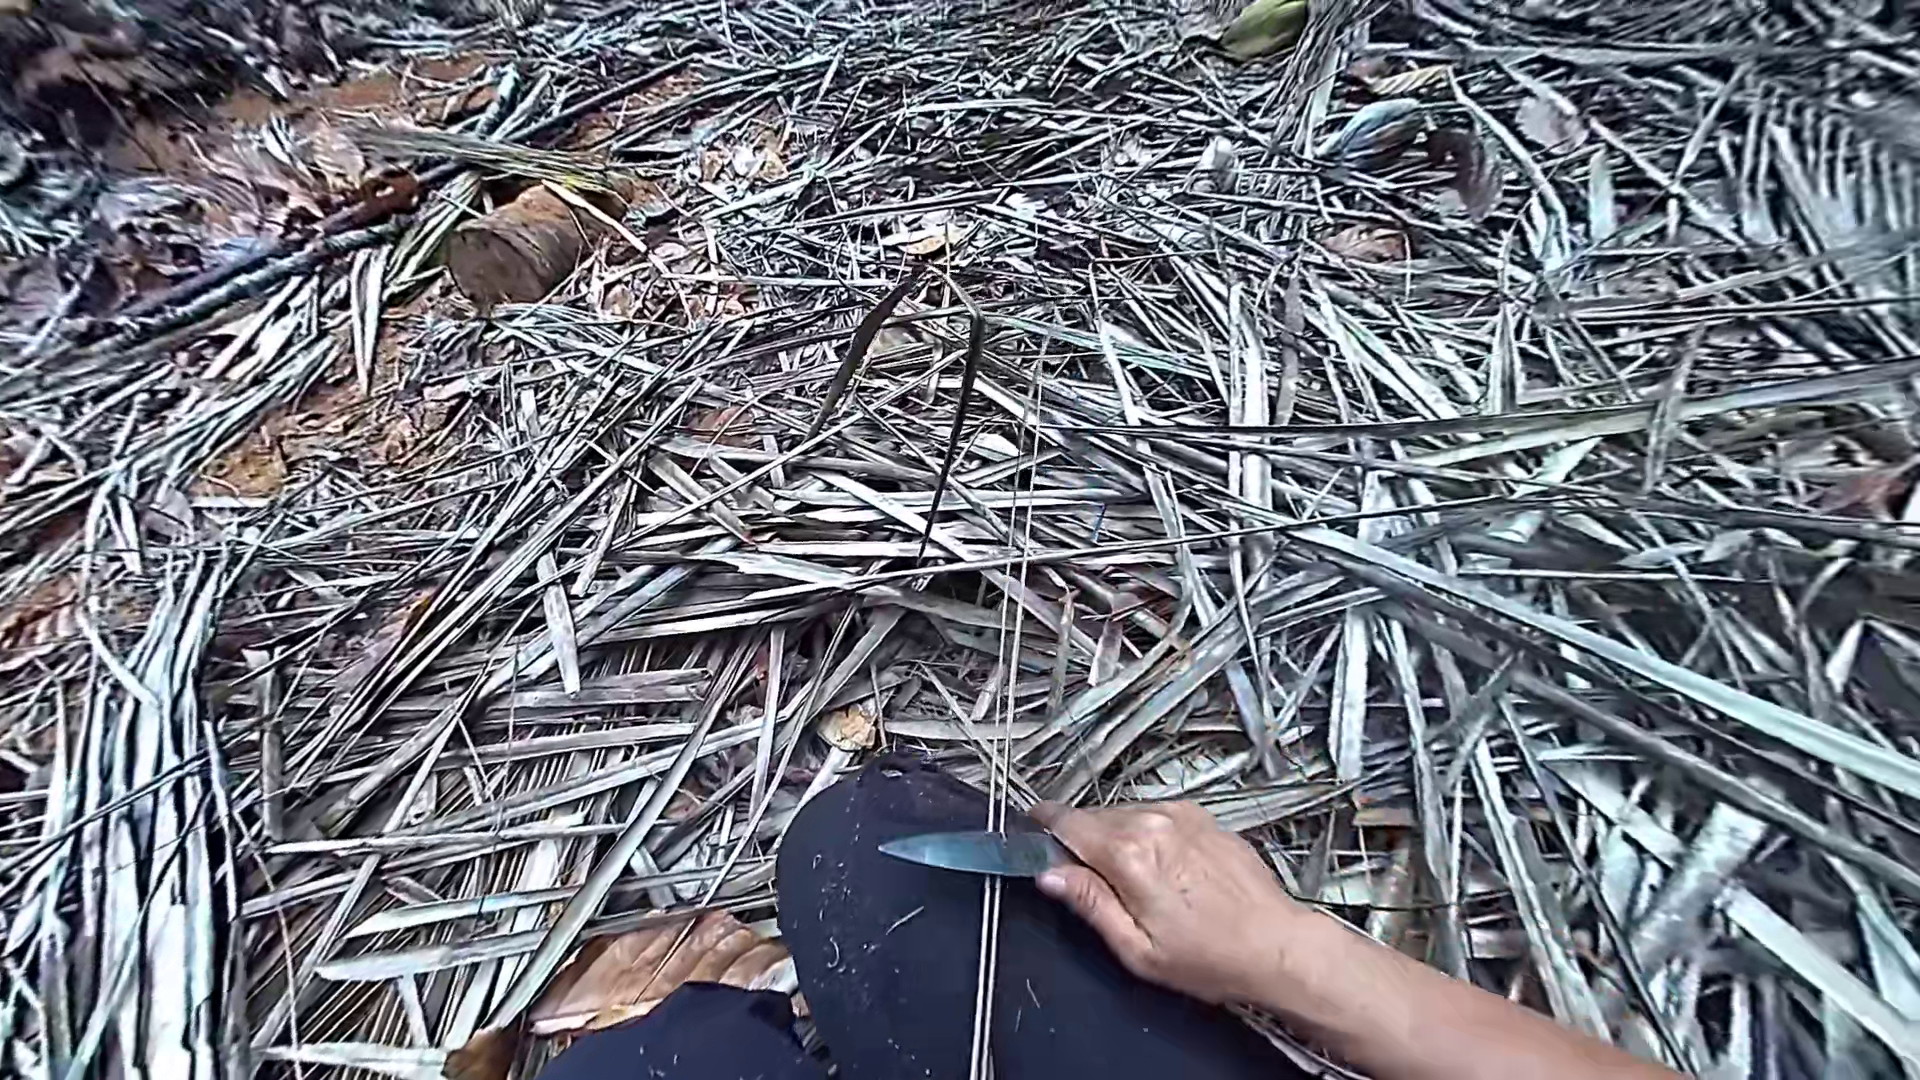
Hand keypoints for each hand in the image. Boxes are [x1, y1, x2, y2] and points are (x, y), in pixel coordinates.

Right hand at [1029, 800, 1309, 1004]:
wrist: (1279, 944)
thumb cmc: (1209, 957)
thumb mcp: (1138, 950)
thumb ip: (1089, 903)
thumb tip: (1047, 872)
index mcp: (1127, 852)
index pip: (1065, 821)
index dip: (1042, 822)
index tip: (1030, 825)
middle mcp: (1147, 819)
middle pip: (1091, 816)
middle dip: (1080, 838)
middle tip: (1087, 873)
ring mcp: (1174, 810)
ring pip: (1120, 812)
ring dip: (1113, 833)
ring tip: (1132, 874)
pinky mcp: (1195, 810)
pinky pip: (1150, 812)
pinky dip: (1142, 829)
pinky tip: (1161, 863)